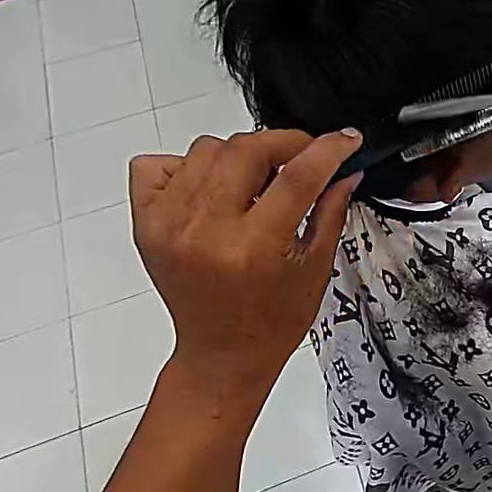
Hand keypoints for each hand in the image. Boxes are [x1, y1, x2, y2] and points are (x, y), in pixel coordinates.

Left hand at [129, 129, 360, 387]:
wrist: (225, 351)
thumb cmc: (272, 319)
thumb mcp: (316, 265)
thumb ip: (330, 210)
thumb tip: (346, 171)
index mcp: (256, 247)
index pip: (298, 176)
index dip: (329, 149)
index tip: (346, 140)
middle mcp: (206, 231)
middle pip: (247, 149)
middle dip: (287, 143)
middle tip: (306, 155)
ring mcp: (169, 224)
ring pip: (207, 149)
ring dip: (242, 154)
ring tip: (260, 180)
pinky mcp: (145, 223)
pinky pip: (158, 164)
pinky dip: (190, 165)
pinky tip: (215, 188)